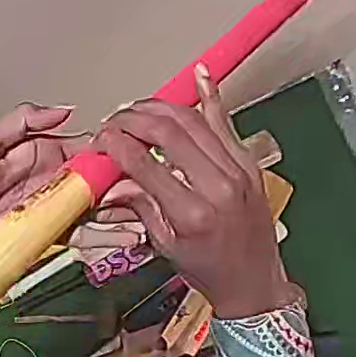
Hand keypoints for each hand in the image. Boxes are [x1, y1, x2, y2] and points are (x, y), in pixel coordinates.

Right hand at [93, 64, 296, 318]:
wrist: (255, 281)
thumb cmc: (207, 269)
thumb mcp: (164, 245)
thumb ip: (140, 206)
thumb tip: (113, 181)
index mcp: (191, 212)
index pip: (145, 163)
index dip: (117, 144)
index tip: (100, 138)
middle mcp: (217, 185)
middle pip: (170, 132)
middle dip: (135, 119)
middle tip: (114, 120)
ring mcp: (238, 169)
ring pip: (195, 120)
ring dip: (161, 108)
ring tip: (136, 109)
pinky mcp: (249, 163)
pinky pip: (227, 122)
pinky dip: (212, 97)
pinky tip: (199, 75)